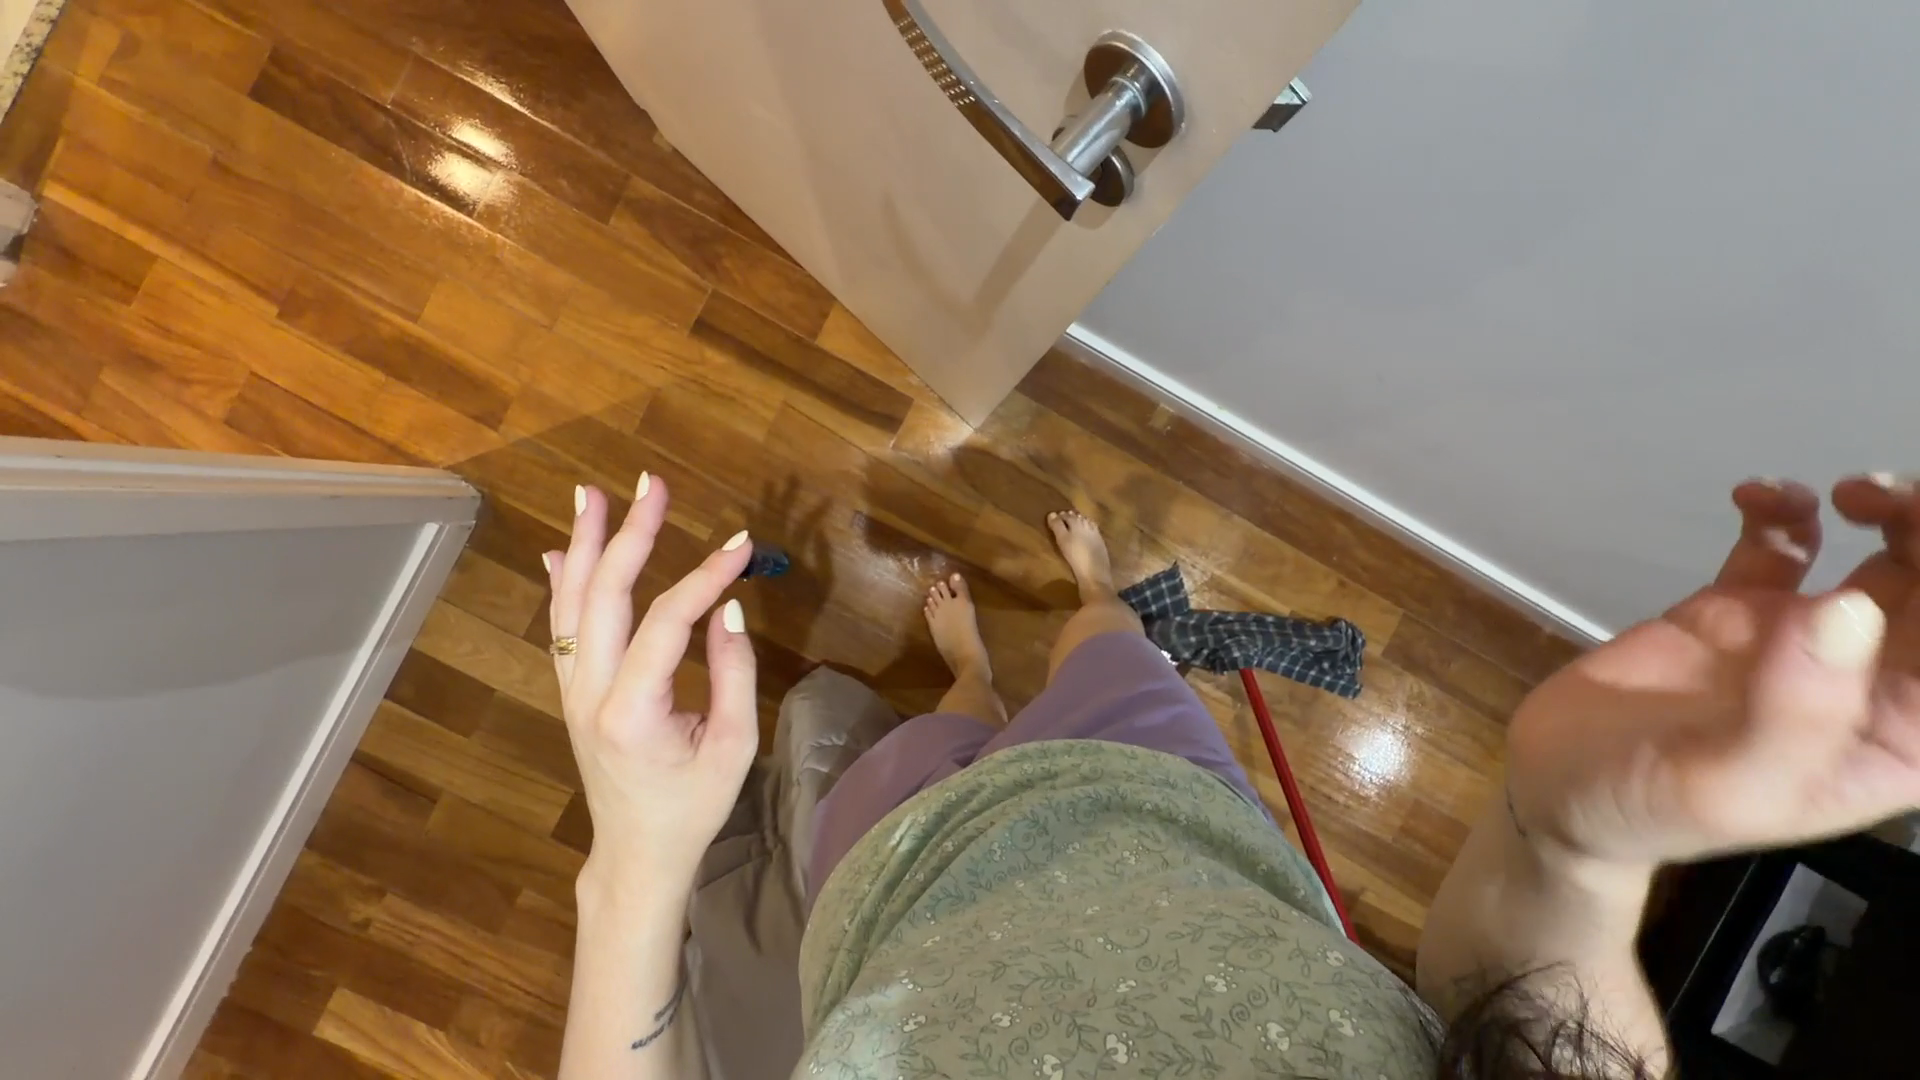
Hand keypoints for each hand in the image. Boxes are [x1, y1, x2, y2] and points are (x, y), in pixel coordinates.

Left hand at [545, 476, 757, 894]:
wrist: (638, 852)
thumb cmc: (693, 805)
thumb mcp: (734, 745)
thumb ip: (733, 672)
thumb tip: (729, 605)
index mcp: (633, 709)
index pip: (669, 620)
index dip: (706, 576)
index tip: (741, 544)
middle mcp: (590, 692)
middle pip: (604, 596)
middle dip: (629, 533)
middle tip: (652, 484)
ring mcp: (573, 690)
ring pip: (572, 604)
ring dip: (585, 544)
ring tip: (593, 494)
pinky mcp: (573, 692)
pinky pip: (563, 629)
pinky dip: (562, 585)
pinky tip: (564, 551)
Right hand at [1507, 475, 1919, 867]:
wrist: (1555, 786)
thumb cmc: (1647, 806)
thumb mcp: (1726, 784)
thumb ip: (1794, 709)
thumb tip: (1846, 605)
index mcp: (1899, 737)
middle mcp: (1866, 680)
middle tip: (1879, 500)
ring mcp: (1796, 639)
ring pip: (1884, 561)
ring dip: (1887, 516)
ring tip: (1839, 496)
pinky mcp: (1727, 612)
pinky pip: (1779, 551)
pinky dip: (1781, 516)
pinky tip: (1756, 499)